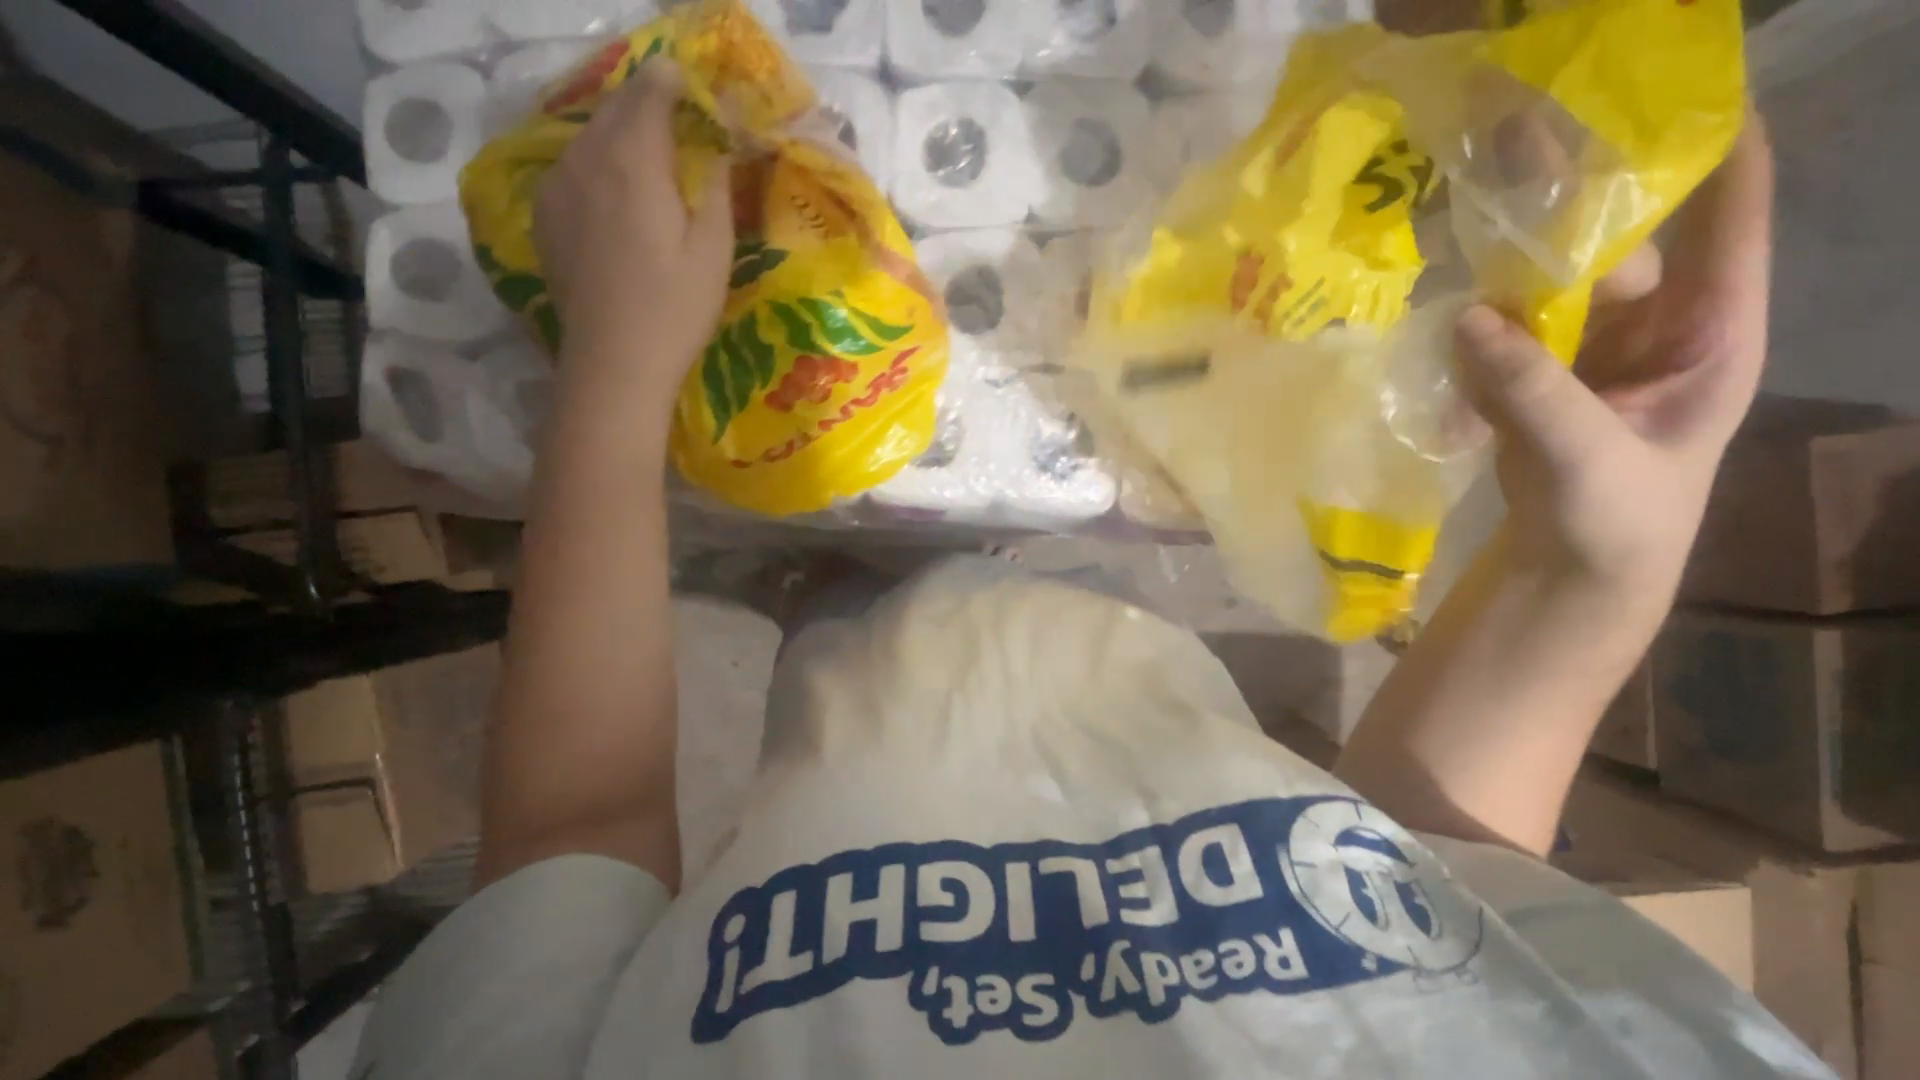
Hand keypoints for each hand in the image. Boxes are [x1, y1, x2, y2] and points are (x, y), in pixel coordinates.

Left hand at [533, 61, 732, 401]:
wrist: (613, 365)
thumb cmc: (675, 309)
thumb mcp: (714, 250)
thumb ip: (715, 186)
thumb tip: (717, 147)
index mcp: (634, 159)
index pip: (650, 91)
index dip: (675, 83)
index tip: (698, 93)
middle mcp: (586, 158)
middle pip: (615, 108)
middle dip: (646, 105)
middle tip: (679, 122)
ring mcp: (557, 186)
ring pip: (588, 136)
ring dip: (619, 135)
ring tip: (648, 155)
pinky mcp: (544, 216)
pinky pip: (570, 168)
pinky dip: (595, 164)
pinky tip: (614, 192)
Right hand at [1451, 117, 1772, 604]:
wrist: (1571, 573)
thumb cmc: (1616, 521)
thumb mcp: (1587, 455)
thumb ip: (1533, 389)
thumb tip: (1467, 316)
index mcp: (1711, 337)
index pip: (1733, 228)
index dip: (1724, 156)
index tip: (1687, 92)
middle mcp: (1656, 328)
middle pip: (1624, 244)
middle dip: (1580, 196)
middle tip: (1524, 132)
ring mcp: (1590, 350)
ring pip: (1557, 281)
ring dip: (1516, 250)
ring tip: (1474, 190)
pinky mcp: (1536, 373)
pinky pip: (1510, 324)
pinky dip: (1480, 310)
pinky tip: (1449, 280)